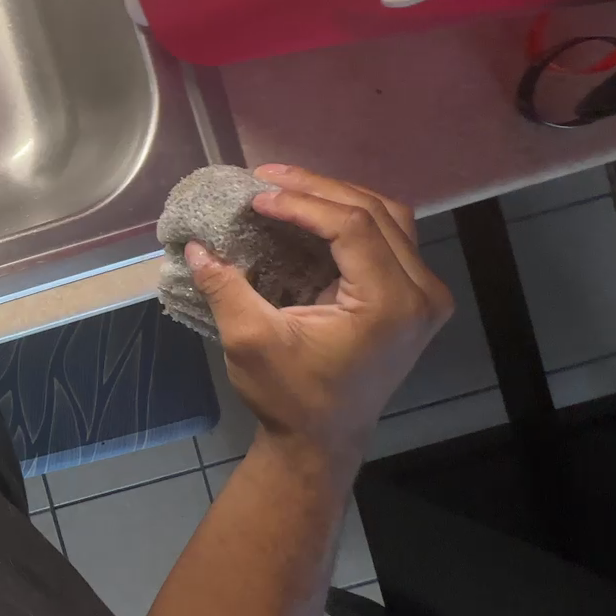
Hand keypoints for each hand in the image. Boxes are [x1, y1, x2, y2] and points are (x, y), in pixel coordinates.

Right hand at [185, 165, 452, 468]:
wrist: (321, 438)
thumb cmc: (289, 394)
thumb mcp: (249, 340)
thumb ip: (225, 288)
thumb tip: (196, 246)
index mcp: (388, 303)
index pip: (354, 227)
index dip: (301, 203)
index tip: (255, 198)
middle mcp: (419, 292)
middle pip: (379, 213)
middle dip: (318, 188)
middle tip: (266, 177)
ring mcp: (420, 295)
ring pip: (389, 220)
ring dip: (335, 197)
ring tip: (285, 187)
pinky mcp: (408, 299)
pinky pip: (386, 240)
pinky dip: (345, 219)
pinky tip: (306, 215)